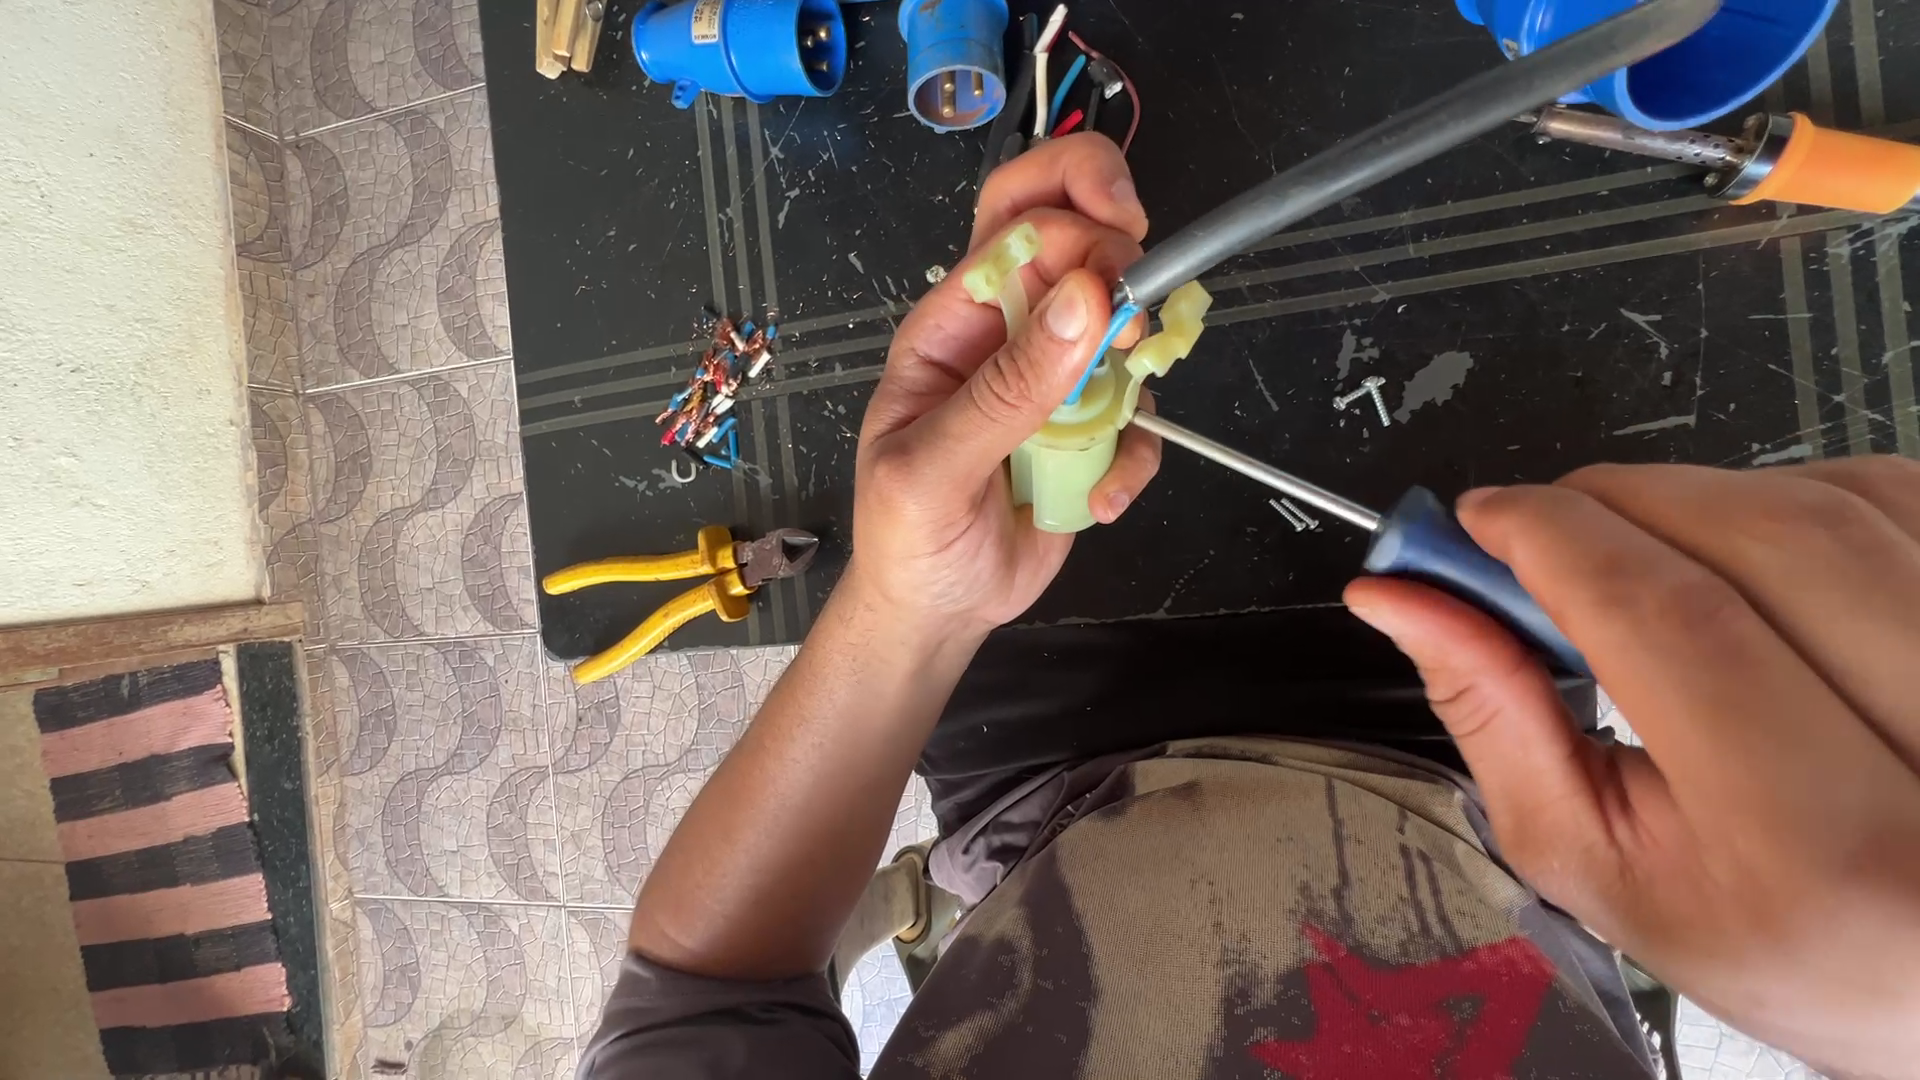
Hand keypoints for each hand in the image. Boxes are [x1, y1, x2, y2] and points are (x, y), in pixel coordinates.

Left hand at [849, 134, 1160, 634]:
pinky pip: (1136, 421)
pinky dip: (1135, 459)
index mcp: (951, 329)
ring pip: (1122, 334)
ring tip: (1103, 443)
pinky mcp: (1088, 440)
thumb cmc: (907, 537)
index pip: (1015, 228)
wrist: (937, 608)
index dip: (1074, 218)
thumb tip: (1087, 300)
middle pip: (1073, 245)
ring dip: (1135, 376)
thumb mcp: (934, 467)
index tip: (1117, 268)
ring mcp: (1054, 389)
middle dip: (1118, 255)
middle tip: (1137, 315)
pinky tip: (1101, 502)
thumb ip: (1004, 390)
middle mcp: (1006, 343)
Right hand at [1345, 457, 1919, 1077]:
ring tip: (1636, 554)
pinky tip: (1745, 556)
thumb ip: (1482, 710)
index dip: (1553, 536)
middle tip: (1535, 527)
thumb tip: (1391, 598)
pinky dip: (1790, 497)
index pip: (1668, 619)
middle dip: (1612, 499)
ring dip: (1692, 497)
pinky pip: (1904, 496)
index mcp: (1822, 844)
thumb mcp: (1574, 845)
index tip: (1479, 515)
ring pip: (1840, 504)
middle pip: (1766, 539)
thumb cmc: (1753, 930)